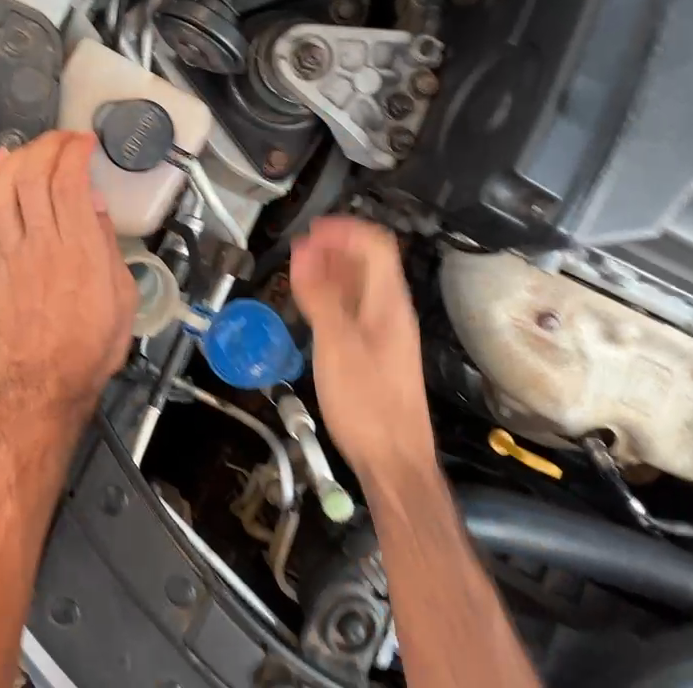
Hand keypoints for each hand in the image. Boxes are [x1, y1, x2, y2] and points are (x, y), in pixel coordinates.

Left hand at [0, 132, 135, 426]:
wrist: (43, 386)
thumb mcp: (122, 297)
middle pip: (35, 176)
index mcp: (82, 252)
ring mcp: (10, 255)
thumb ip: (108, 247)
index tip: (84, 141)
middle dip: (48, 145)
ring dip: (16, 157)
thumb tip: (95, 205)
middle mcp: (43, 245)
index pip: (70, 183)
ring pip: (3, 190)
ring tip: (32, 146)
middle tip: (63, 139)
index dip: (74, 151)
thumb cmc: (92, 347)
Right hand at [290, 216, 433, 481]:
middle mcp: (391, 312)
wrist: (394, 461)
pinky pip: (354, 312)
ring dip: (331, 273)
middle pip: (368, 264)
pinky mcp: (375, 353)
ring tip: (298, 272)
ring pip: (359, 288)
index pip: (376, 245)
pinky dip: (332, 300)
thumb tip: (303, 253)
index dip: (345, 230)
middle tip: (299, 250)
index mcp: (389, 304)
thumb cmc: (368, 406)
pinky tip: (311, 307)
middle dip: (333, 249)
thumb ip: (320, 297)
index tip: (312, 230)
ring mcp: (385, 333)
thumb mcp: (336, 346)